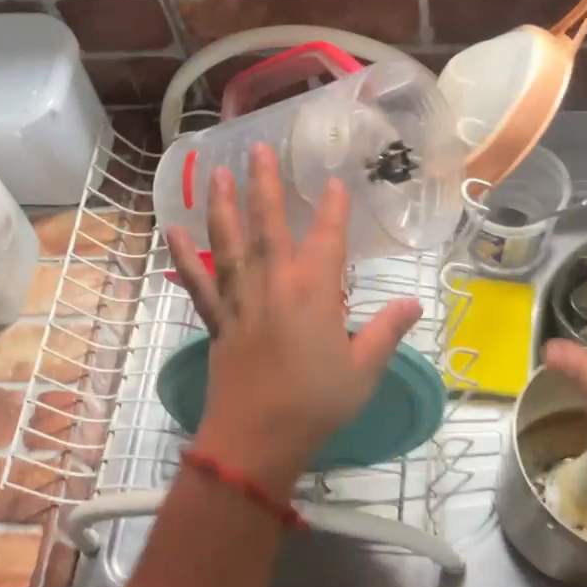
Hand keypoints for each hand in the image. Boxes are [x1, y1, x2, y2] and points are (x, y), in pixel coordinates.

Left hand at [167, 144, 421, 493]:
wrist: (258, 438)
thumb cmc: (317, 405)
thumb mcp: (364, 371)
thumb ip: (386, 332)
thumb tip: (413, 304)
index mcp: (315, 293)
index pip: (327, 239)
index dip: (332, 209)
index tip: (333, 182)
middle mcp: (275, 286)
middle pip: (268, 226)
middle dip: (264, 185)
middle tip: (256, 148)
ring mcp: (241, 302)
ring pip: (229, 244)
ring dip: (222, 206)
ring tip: (217, 172)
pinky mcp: (217, 323)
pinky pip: (199, 283)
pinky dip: (185, 257)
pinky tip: (173, 231)